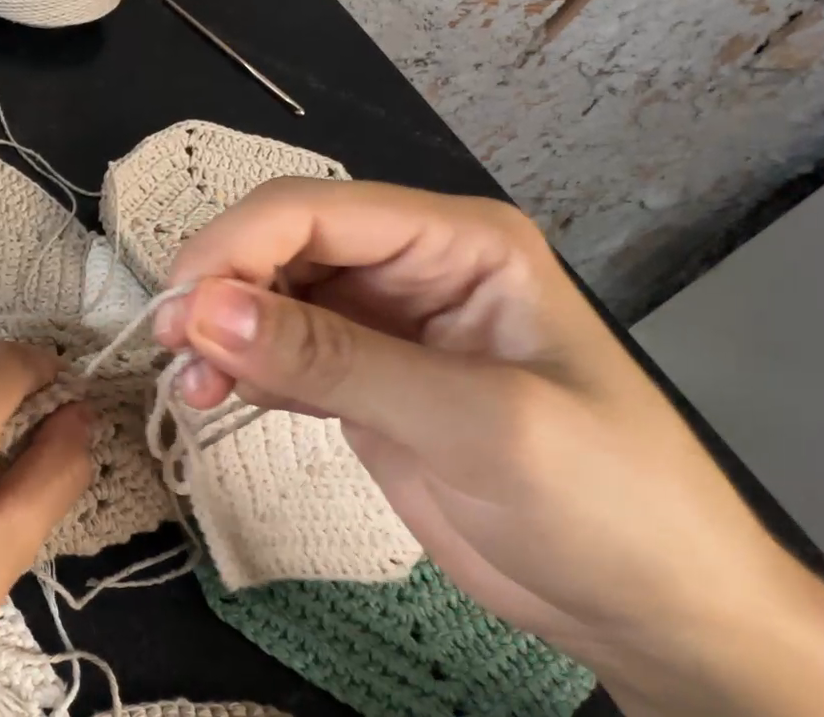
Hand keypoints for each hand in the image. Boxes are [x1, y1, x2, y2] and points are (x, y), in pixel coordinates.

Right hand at [152, 178, 823, 716]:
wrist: (651, 613)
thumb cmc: (606, 505)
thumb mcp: (474, 424)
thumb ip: (332, 359)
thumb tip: (200, 311)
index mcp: (454, 242)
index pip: (310, 211)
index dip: (233, 248)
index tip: (178, 315)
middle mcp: (407, 266)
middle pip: (276, 246)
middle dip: (217, 292)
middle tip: (173, 353)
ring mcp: (377, 321)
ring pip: (262, 297)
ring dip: (217, 334)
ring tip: (192, 388)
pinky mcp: (354, 375)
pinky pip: (273, 350)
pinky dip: (235, 368)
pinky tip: (216, 396)